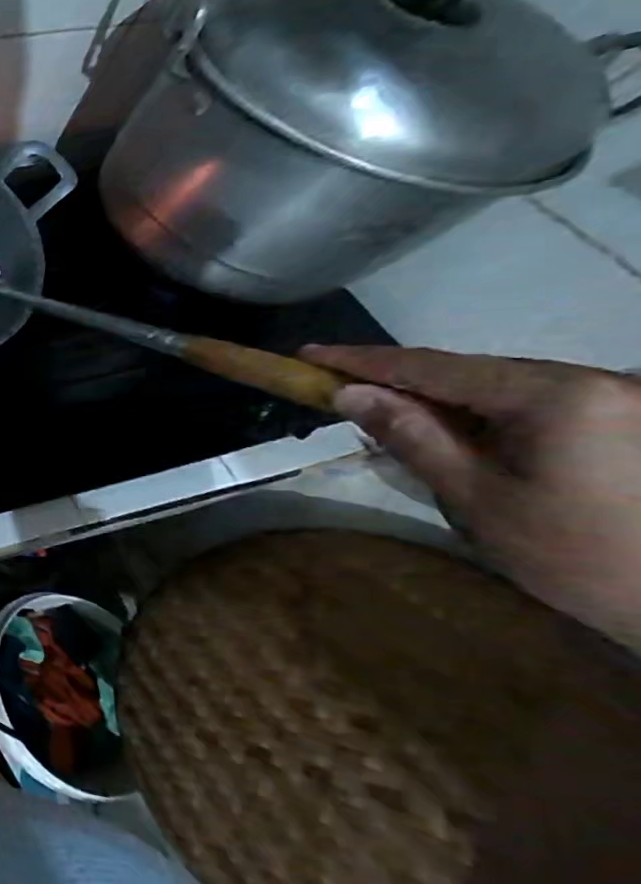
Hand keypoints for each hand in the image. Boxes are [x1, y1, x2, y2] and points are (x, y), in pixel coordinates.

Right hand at [304, 345, 640, 648]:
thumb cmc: (586, 558)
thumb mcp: (478, 499)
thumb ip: (411, 436)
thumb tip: (349, 393)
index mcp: (555, 395)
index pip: (431, 367)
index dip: (360, 360)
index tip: (305, 355)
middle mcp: (595, 382)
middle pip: (471, 372)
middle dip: (402, 380)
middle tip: (342, 390)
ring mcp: (623, 401)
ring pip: (504, 386)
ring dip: (444, 398)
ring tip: (393, 414)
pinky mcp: (634, 423)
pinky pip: (539, 403)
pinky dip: (486, 412)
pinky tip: (463, 433)